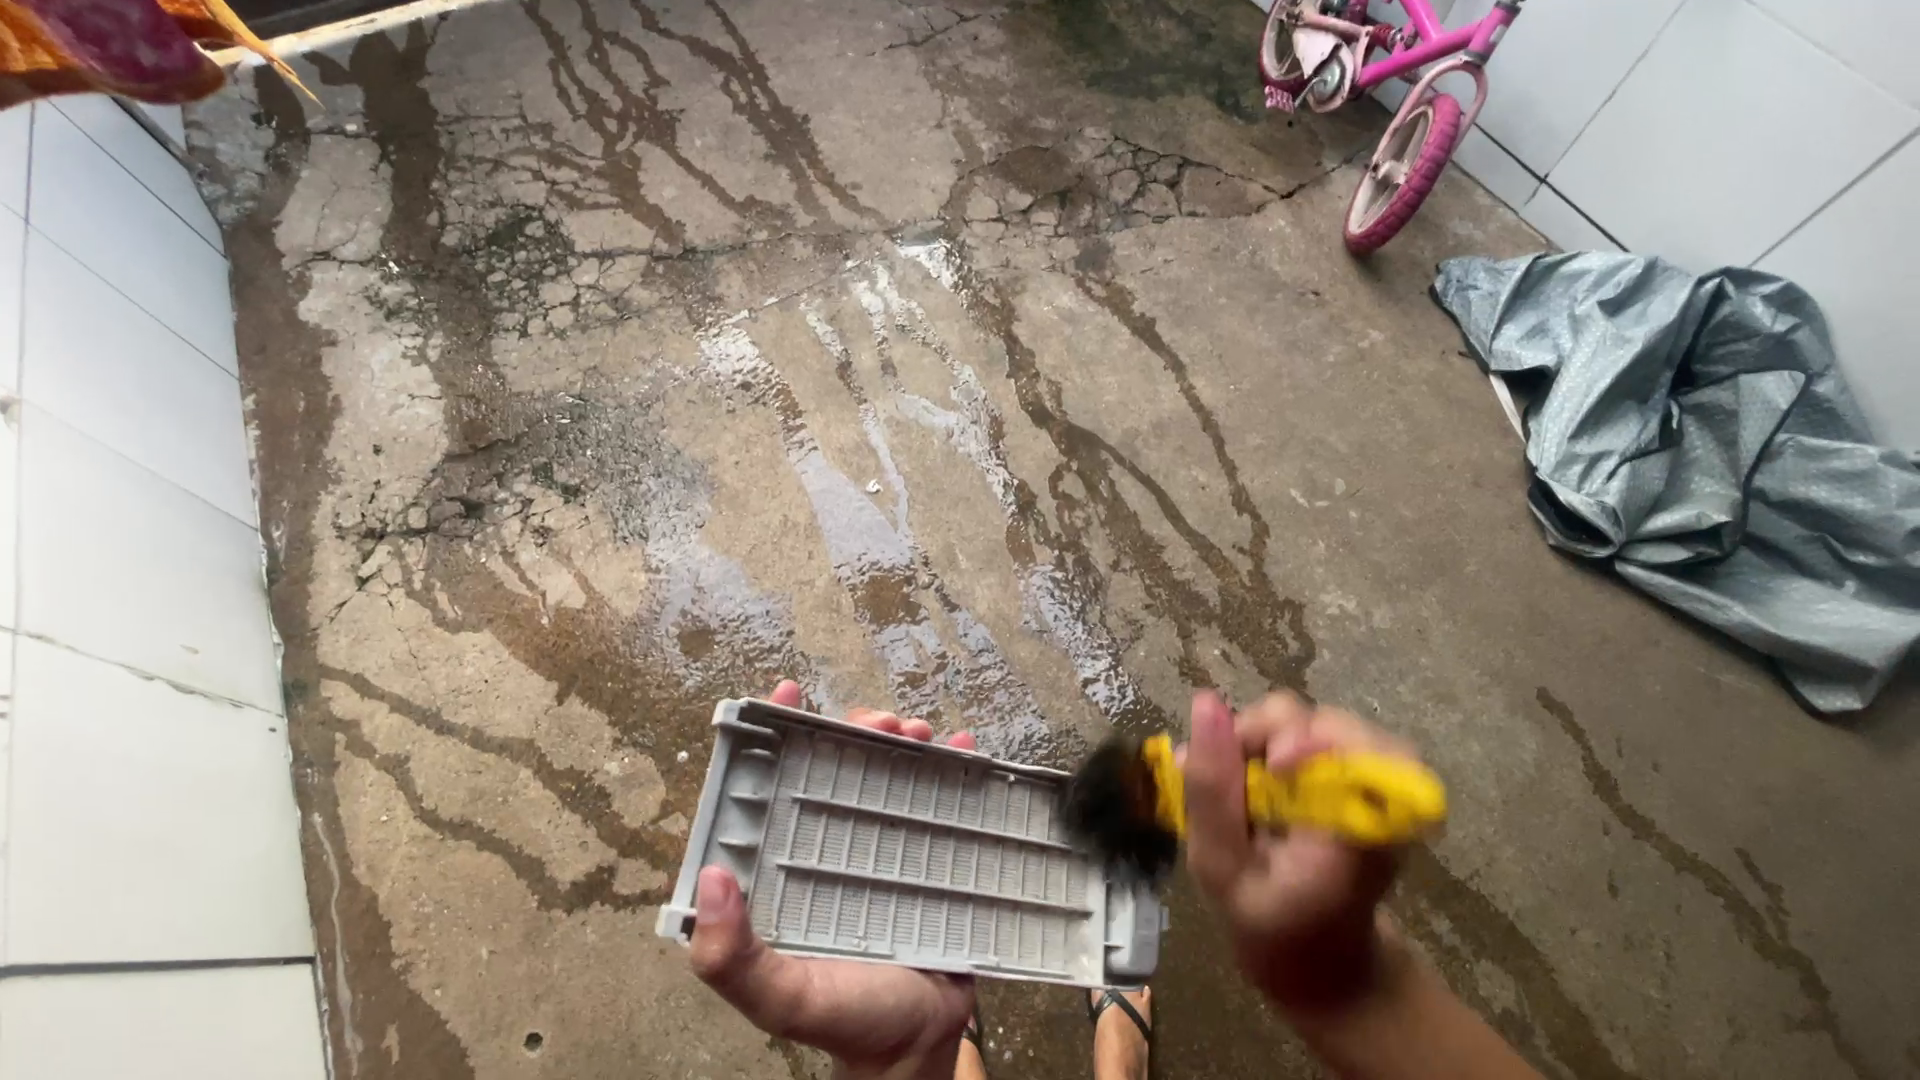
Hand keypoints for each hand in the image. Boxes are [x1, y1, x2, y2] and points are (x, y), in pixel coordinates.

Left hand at [690, 680, 977, 1079]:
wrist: (921, 1044)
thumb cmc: (848, 1018)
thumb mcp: (782, 996)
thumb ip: (732, 958)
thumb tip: (712, 877)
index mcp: (792, 861)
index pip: (780, 783)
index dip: (780, 732)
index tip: (790, 690)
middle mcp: (837, 841)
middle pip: (844, 762)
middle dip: (859, 727)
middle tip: (882, 722)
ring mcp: (889, 843)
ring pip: (893, 771)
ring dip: (905, 739)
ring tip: (920, 732)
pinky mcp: (936, 851)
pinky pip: (945, 797)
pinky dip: (955, 766)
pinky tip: (965, 749)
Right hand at [1183, 690, 1414, 1014]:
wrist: (1320, 957)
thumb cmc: (1269, 925)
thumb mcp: (1221, 870)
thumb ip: (1212, 791)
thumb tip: (1204, 702)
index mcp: (1361, 826)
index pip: (1351, 745)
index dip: (1298, 736)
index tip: (1262, 765)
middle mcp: (1382, 794)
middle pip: (1326, 722)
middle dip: (1265, 735)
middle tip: (1227, 776)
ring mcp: (1375, 781)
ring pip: (1314, 721)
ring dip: (1263, 739)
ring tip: (1236, 781)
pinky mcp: (1358, 775)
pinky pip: (1314, 734)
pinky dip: (1274, 744)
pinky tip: (1256, 778)